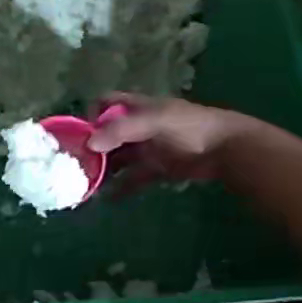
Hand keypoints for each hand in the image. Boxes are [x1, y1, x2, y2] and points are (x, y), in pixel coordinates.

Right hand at [86, 94, 256, 184]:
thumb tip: (90, 143)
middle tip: (74, 166)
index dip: (90, 114)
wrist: (226, 149)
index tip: (78, 134)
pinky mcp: (155, 169)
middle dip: (90, 148)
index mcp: (136, 107)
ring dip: (102, 170)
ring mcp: (146, 148)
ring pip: (117, 158)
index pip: (105, 103)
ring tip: (85, 184)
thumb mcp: (154, 122)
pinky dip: (120, 188)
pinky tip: (107, 199)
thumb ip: (121, 130)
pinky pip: (132, 178)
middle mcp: (137, 127)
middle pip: (106, 134)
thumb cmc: (190, 127)